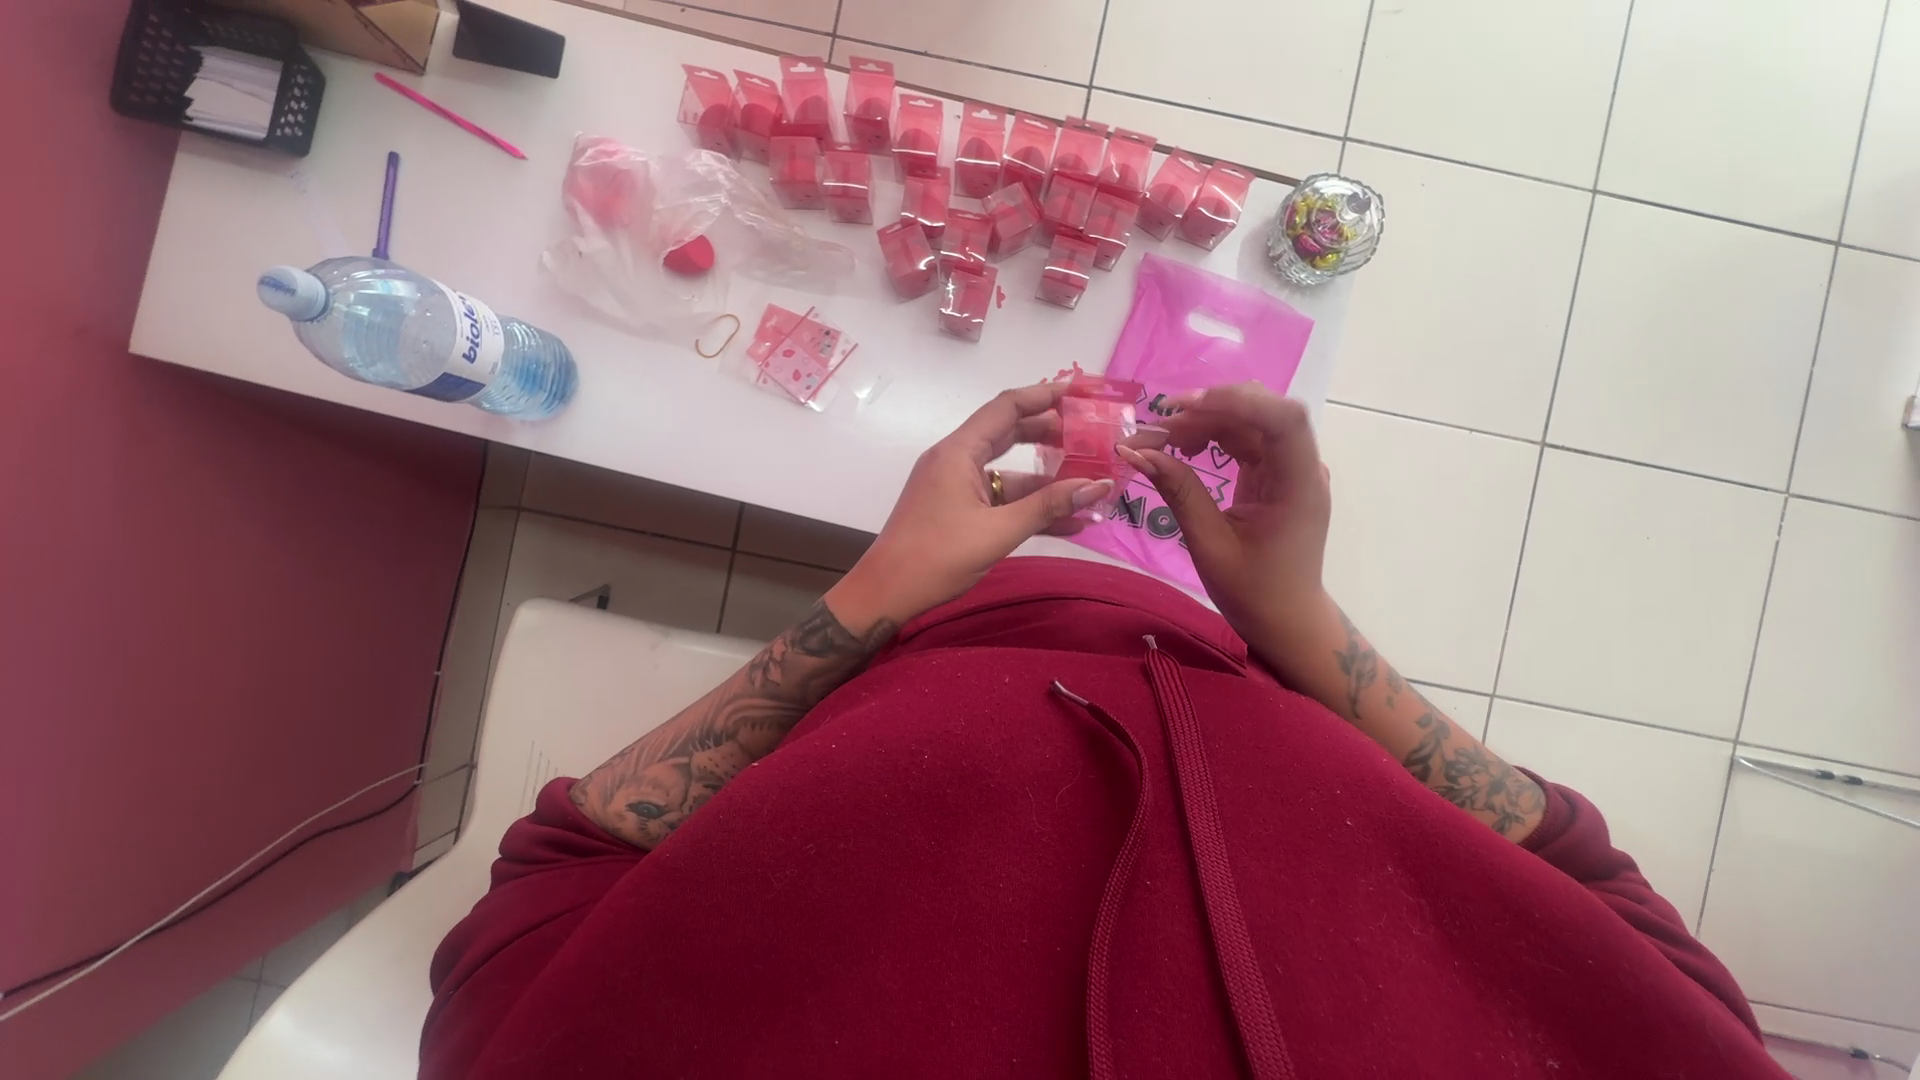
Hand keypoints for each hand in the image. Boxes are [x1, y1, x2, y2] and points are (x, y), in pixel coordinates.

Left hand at [832, 383, 1114, 627]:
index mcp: (958, 452)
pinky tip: (1069, 521)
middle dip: (1051, 434)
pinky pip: (999, 499)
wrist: (887, 593)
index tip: (1081, 392)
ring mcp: (956, 486)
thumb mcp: (998, 532)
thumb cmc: (937, 557)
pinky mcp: (958, 510)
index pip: (1007, 407)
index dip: (1045, 395)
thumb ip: (1049, 506)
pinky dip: (1029, 506)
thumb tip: (1100, 485)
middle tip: (1091, 436)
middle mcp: (956, 460)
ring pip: (1009, 472)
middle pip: (1009, 433)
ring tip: (1090, 482)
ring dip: (1047, 480)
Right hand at [1116, 383, 1334, 672]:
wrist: (1285, 619)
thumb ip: (1179, 492)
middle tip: (1161, 427)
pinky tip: (1184, 447)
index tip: (1184, 408)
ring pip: (1251, 422)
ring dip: (1207, 422)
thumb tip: (1137, 453)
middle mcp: (1302, 467)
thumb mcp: (1209, 544)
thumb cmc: (1252, 591)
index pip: (1282, 419)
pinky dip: (1213, 437)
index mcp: (1298, 485)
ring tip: (1164, 439)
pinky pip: (1246, 441)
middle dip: (1211, 409)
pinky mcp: (1275, 475)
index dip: (1235, 401)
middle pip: (1263, 412)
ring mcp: (1290, 469)